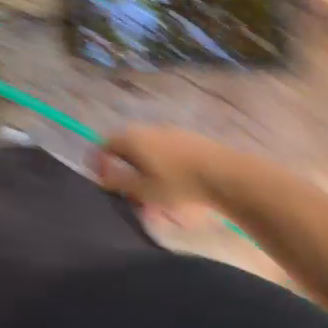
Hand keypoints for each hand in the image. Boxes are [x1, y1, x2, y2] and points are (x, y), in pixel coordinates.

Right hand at [94, 125, 238, 208]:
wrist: (226, 175)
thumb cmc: (177, 184)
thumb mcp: (142, 190)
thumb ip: (118, 183)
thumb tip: (102, 177)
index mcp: (131, 138)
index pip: (105, 145)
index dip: (100, 164)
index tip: (105, 184)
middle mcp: (148, 129)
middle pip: (129, 150)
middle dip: (129, 173)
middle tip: (134, 195)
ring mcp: (172, 133)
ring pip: (151, 154)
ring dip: (149, 174)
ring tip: (159, 198)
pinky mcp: (193, 141)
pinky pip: (171, 156)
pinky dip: (168, 171)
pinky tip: (180, 191)